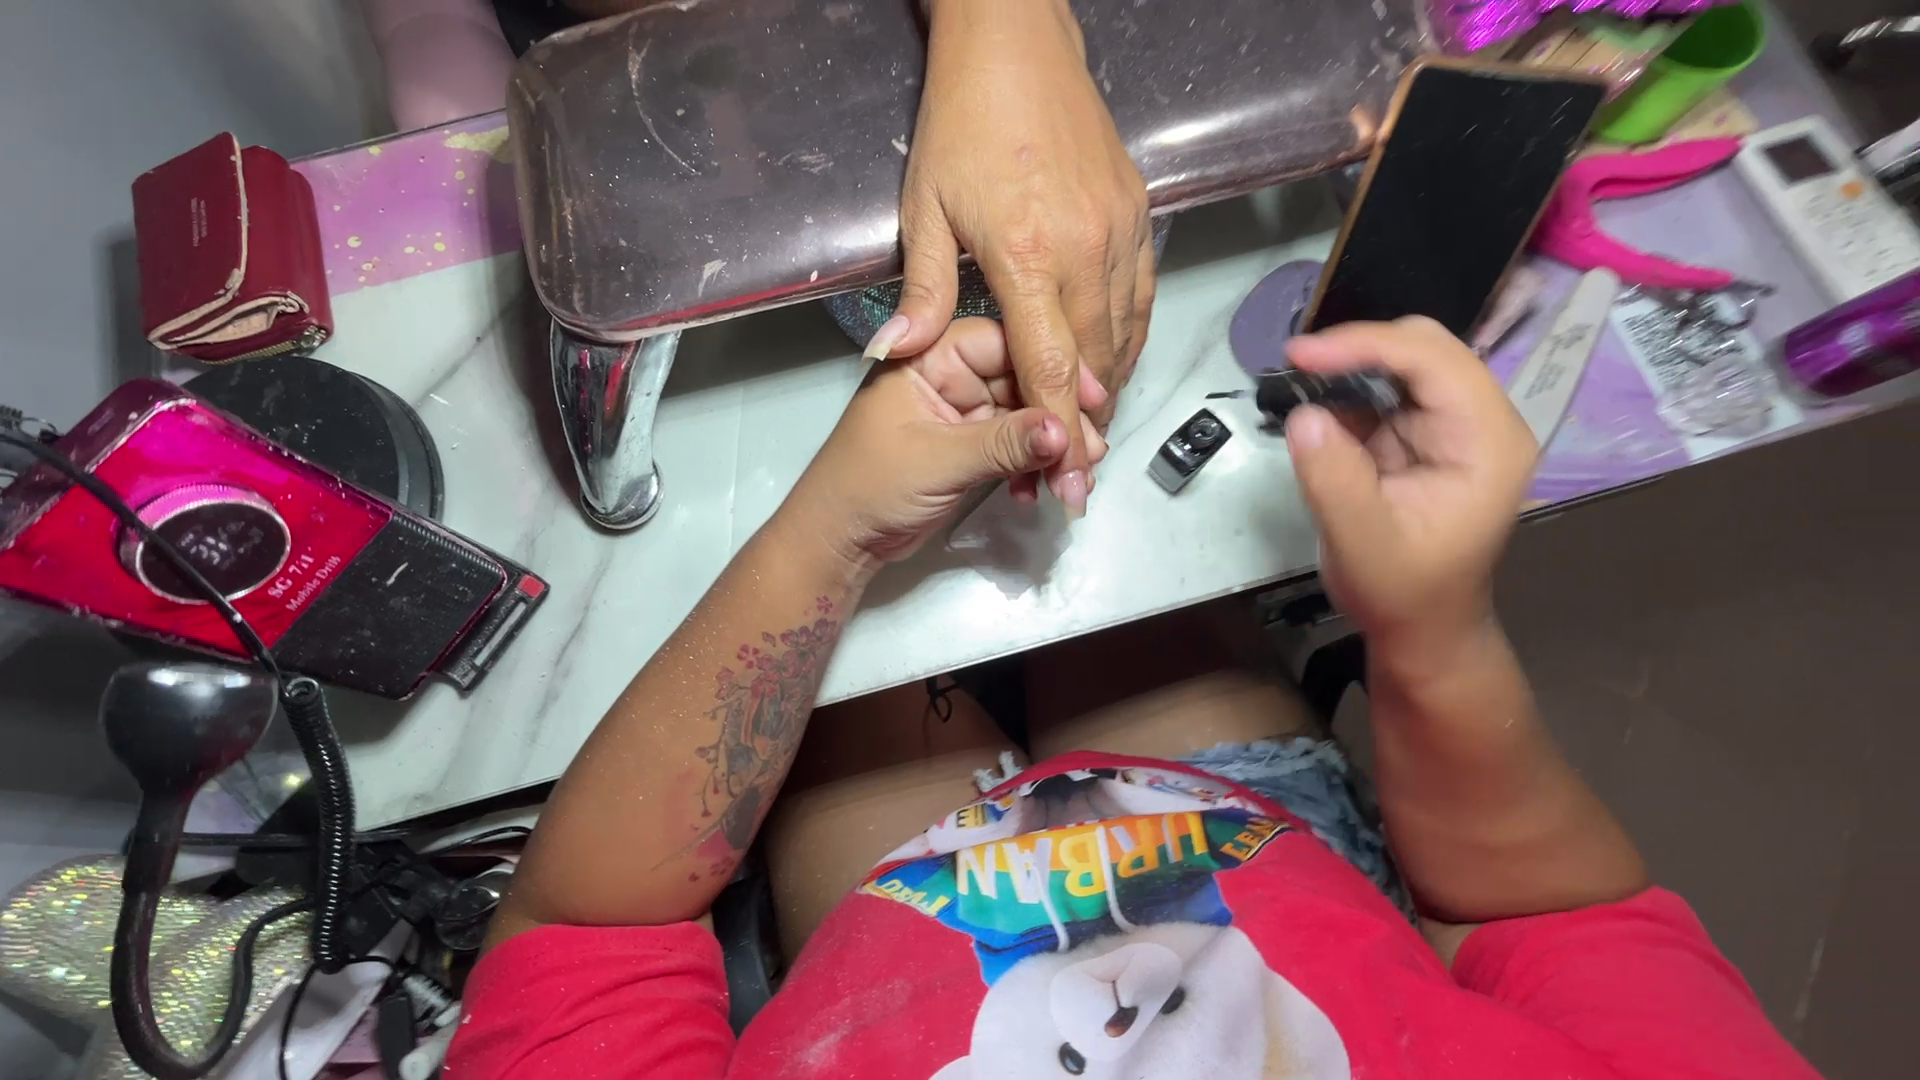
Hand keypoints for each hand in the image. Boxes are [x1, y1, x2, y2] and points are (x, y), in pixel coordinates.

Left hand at [787, 318, 1106, 567]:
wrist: (842, 540)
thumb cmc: (871, 486)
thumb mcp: (937, 461)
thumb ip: (1002, 444)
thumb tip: (1064, 431)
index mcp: (928, 356)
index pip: (1001, 343)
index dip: (1047, 367)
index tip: (1090, 395)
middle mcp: (950, 377)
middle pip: (1020, 382)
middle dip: (1057, 417)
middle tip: (1094, 450)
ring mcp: (963, 414)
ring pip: (1023, 418)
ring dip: (1052, 447)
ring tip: (1080, 477)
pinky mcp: (972, 447)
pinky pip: (1015, 447)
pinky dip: (1033, 467)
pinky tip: (1046, 490)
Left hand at [873, 0, 1151, 517]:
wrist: (1017, 40)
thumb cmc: (962, 125)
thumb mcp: (925, 210)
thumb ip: (921, 293)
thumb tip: (896, 355)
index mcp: (1027, 257)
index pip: (1050, 369)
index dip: (1060, 434)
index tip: (1068, 485)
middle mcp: (1085, 251)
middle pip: (1096, 365)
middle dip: (1087, 427)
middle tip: (1075, 473)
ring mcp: (1120, 232)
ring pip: (1125, 336)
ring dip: (1109, 389)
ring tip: (1090, 430)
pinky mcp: (1138, 216)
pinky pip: (1142, 299)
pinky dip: (1130, 342)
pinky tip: (1115, 367)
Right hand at [1283, 317, 1536, 657]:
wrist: (1420, 626)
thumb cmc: (1403, 592)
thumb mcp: (1362, 543)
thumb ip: (1334, 479)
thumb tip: (1302, 414)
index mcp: (1486, 441)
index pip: (1434, 362)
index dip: (1367, 346)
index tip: (1301, 355)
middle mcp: (1476, 422)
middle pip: (1422, 350)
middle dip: (1357, 350)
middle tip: (1296, 367)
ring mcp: (1447, 427)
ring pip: (1398, 366)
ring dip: (1346, 370)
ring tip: (1296, 387)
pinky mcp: (1417, 437)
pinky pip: (1379, 395)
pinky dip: (1342, 395)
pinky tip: (1313, 412)